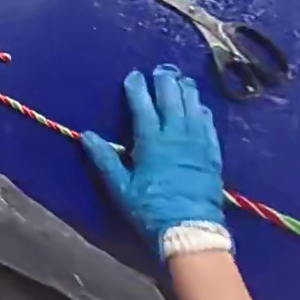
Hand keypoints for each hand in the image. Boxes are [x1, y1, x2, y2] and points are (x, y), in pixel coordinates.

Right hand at [82, 64, 226, 257]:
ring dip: (186, 92)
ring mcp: (198, 145)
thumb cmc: (150, 209)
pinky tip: (200, 106)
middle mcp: (176, 137)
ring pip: (192, 109)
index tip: (133, 76)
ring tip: (182, 79)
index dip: (137, 89)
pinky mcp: (212, 156)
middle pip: (171, 102)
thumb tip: (87, 135)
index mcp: (151, 143)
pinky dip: (203, 112)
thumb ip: (105, 159)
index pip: (143, 108)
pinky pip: (209, 127)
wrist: (190, 230)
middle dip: (165, 83)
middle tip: (161, 69)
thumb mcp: (120, 187)